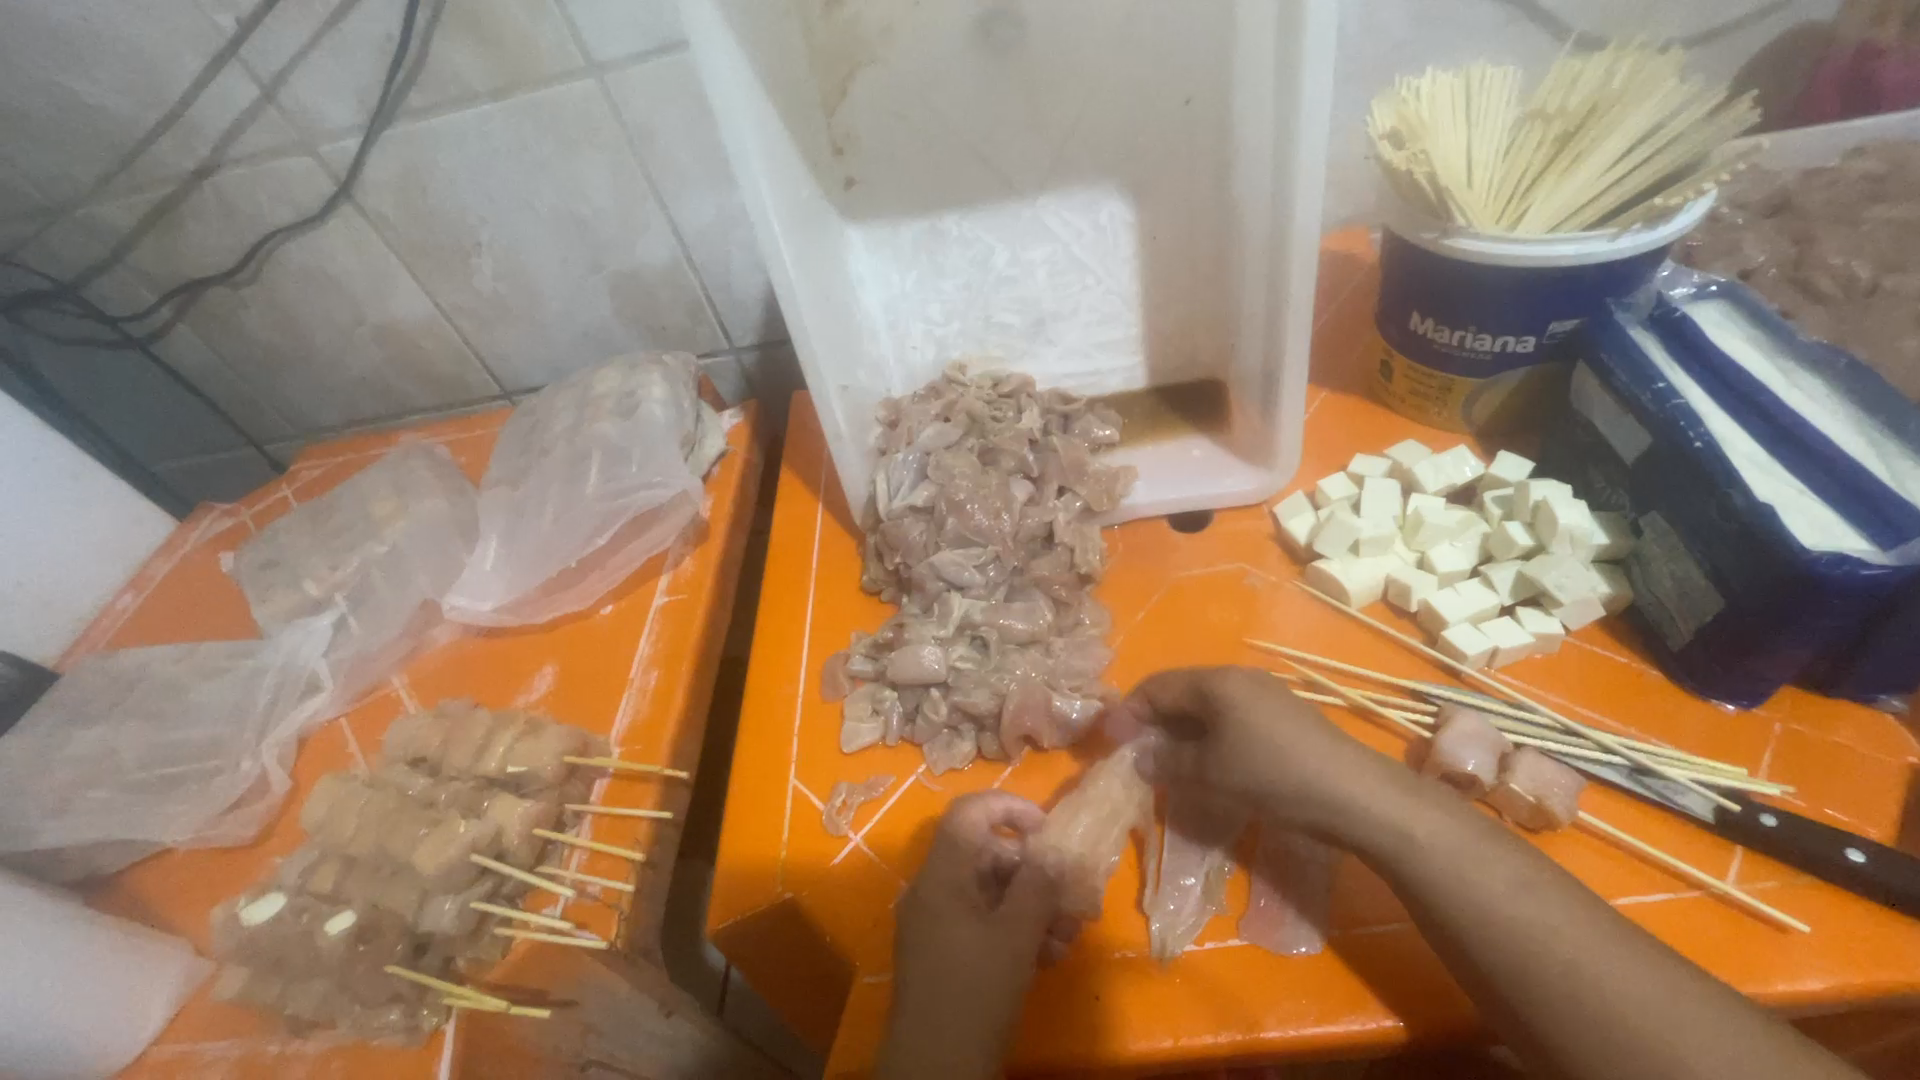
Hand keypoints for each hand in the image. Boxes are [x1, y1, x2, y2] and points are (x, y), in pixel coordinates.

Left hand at [876, 792, 1075, 1079]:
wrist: (935, 1070)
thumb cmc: (975, 993)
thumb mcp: (1016, 935)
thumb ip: (1038, 884)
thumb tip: (1054, 849)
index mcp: (941, 875)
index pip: (968, 813)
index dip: (1009, 808)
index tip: (1047, 828)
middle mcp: (932, 891)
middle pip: (985, 855)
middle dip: (1033, 871)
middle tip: (1072, 895)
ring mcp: (934, 923)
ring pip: (989, 893)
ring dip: (1032, 905)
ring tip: (1068, 934)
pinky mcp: (942, 954)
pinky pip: (981, 923)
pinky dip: (1015, 930)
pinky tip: (1048, 956)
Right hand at [1106, 666, 1412, 838]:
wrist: (1355, 794)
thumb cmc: (1272, 776)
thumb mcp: (1210, 773)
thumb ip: (1167, 763)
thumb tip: (1140, 759)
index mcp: (1215, 682)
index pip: (1156, 686)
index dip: (1128, 713)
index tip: (1110, 742)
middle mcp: (1237, 678)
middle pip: (1180, 692)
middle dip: (1153, 721)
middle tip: (1137, 753)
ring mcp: (1265, 695)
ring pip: (1206, 707)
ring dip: (1181, 731)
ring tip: (1169, 763)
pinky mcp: (1284, 716)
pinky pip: (1230, 718)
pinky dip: (1209, 737)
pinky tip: (1210, 764)